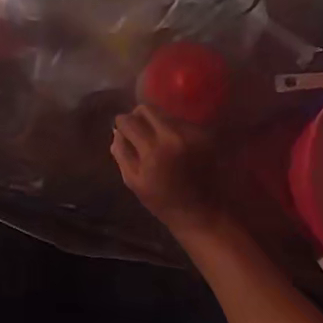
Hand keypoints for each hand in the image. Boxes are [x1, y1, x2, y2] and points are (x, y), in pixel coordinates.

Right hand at [111, 104, 220, 235]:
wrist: (203, 213)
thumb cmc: (162, 201)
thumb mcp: (133, 181)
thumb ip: (122, 153)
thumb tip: (117, 132)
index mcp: (152, 150)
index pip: (128, 121)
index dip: (121, 123)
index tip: (121, 130)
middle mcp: (174, 136)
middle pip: (148, 109)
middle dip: (137, 117)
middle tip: (137, 130)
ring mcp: (192, 135)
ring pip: (165, 114)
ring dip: (156, 123)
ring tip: (156, 140)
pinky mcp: (205, 137)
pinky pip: (181, 123)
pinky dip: (173, 130)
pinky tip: (173, 146)